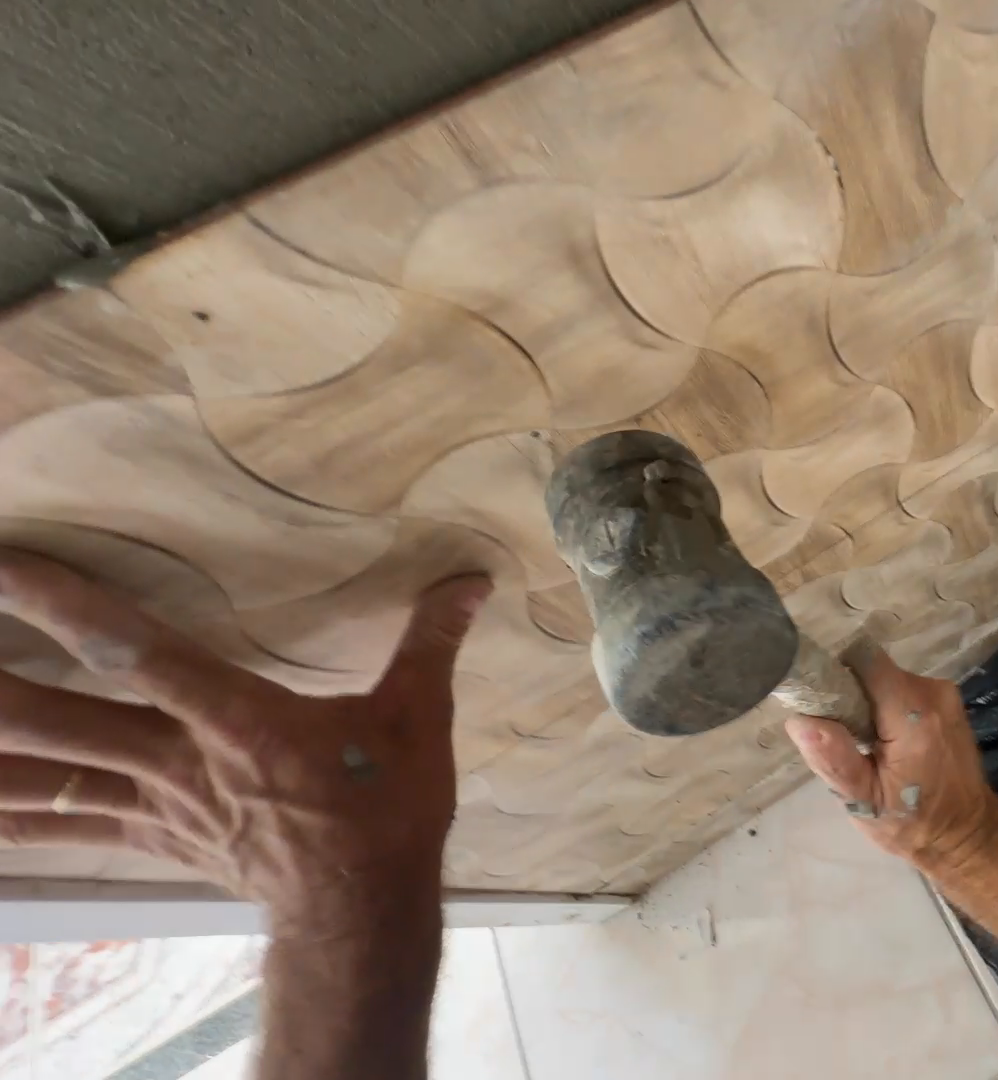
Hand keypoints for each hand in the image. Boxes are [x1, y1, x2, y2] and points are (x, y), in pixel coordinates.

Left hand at [0, 550, 488, 935]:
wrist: (362, 897)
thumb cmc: (390, 800)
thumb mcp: (421, 714)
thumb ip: (432, 642)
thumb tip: (470, 581)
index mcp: (245, 722)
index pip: (144, 655)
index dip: (70, 608)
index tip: (2, 564)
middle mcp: (179, 760)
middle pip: (50, 721)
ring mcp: (153, 805)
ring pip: (31, 778)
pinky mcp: (148, 836)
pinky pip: (50, 827)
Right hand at [784, 643, 997, 871]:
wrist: (967, 832)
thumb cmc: (912, 822)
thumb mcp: (864, 802)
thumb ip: (833, 759)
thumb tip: (800, 720)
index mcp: (913, 713)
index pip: (865, 660)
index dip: (838, 676)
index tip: (825, 707)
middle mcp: (933, 692)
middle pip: (874, 670)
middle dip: (853, 697)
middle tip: (846, 738)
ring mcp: (945, 693)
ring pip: (887, 679)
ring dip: (870, 705)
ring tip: (868, 745)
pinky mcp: (948, 699)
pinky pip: (904, 689)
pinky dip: (889, 709)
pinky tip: (889, 743)